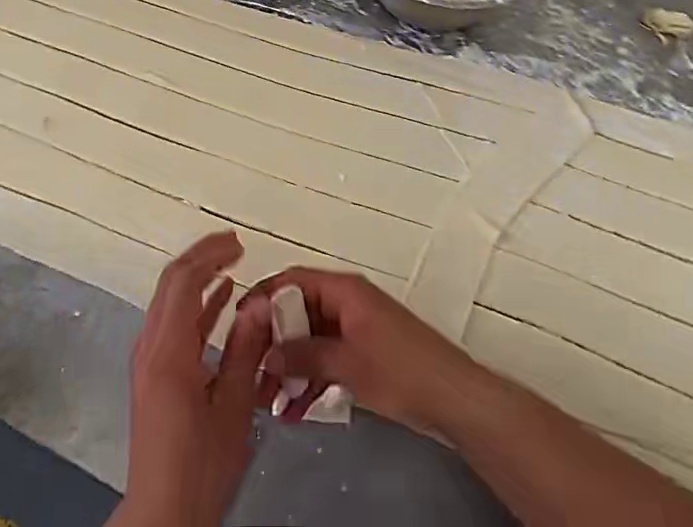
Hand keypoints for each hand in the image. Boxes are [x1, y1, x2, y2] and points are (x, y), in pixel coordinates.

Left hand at [111, 232, 273, 526]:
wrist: (163, 508)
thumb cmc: (201, 462)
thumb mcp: (232, 405)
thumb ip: (245, 349)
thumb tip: (260, 302)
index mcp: (168, 350)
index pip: (183, 282)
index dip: (209, 255)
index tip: (238, 244)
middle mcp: (150, 346)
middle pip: (172, 284)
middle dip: (202, 258)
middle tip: (235, 245)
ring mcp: (149, 358)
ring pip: (171, 301)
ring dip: (199, 278)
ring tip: (231, 262)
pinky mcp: (155, 372)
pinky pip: (174, 323)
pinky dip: (196, 305)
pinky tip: (221, 300)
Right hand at [245, 267, 484, 434]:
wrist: (453, 400)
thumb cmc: (402, 370)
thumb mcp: (347, 363)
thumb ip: (304, 354)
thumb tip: (268, 354)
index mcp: (344, 290)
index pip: (292, 281)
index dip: (263, 299)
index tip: (239, 325)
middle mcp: (346, 303)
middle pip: (297, 312)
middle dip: (272, 342)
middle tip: (248, 370)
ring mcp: (354, 329)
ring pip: (309, 340)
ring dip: (288, 367)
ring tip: (266, 399)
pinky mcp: (362, 355)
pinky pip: (325, 360)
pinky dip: (309, 380)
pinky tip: (293, 410)